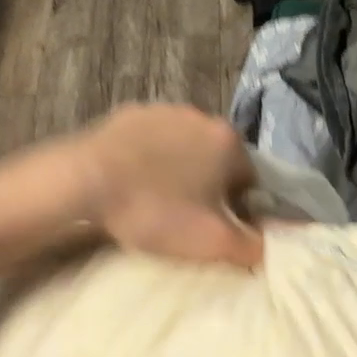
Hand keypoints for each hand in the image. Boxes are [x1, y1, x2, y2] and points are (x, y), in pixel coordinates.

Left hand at [75, 103, 262, 269]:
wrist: (84, 181)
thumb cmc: (154, 211)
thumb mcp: (211, 242)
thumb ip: (252, 246)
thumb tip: (272, 246)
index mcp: (228, 141)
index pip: (249, 179)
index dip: (235, 208)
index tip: (213, 227)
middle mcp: (202, 116)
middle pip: (216, 159)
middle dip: (206, 186)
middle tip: (184, 218)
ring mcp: (163, 110)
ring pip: (183, 147)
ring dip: (177, 170)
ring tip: (153, 201)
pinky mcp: (129, 113)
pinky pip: (150, 139)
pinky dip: (147, 158)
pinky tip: (130, 182)